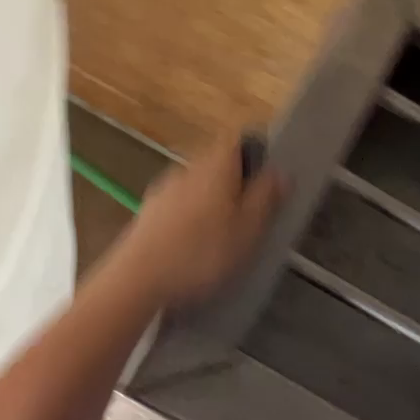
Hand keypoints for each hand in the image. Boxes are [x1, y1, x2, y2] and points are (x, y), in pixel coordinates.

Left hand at [104, 132, 286, 307]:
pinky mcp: (148, 212)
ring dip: (211, 203)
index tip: (267, 183)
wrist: (138, 278)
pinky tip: (193, 246)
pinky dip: (190, 219)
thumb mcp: (249, 229)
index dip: (256, 155)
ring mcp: (164, 188)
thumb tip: (281, 171)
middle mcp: (188, 167)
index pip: (239, 141)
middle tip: (251, 216)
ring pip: (197, 186)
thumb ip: (266, 197)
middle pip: (217, 164)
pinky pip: (179, 207)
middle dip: (234, 184)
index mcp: (217, 165)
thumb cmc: (203, 252)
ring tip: (223, 236)